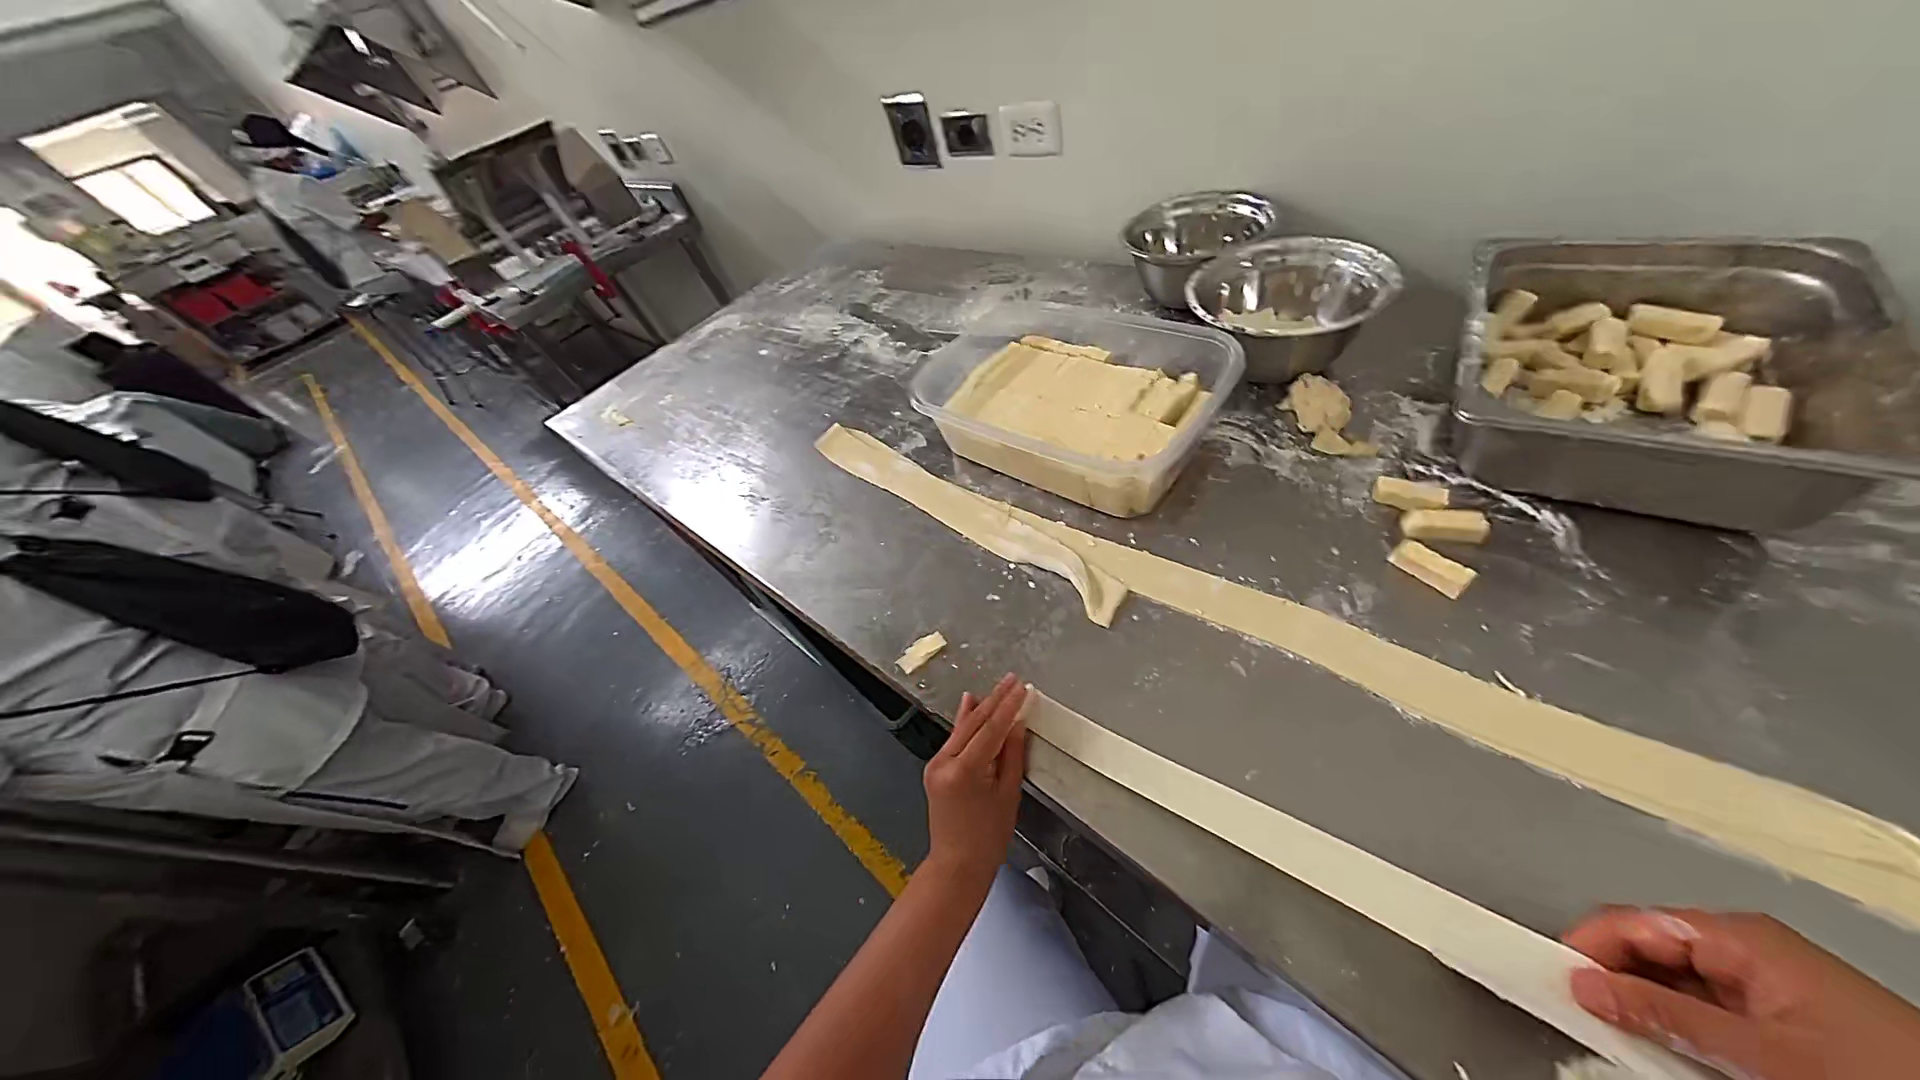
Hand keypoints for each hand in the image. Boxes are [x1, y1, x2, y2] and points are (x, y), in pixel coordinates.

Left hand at [923, 674, 1027, 880]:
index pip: (991, 729)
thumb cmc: (989, 837)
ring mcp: (935, 764)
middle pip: (974, 723)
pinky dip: (966, 723)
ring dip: (981, 708)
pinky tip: (970, 703)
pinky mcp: (934, 769)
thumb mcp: (1008, 795)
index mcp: (964, 770)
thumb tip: (1016, 724)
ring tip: (998, 686)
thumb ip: (1012, 756)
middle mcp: (944, 762)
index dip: (1008, 706)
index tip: (1022, 688)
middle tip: (1012, 680)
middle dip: (995, 700)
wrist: (956, 864)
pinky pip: (954, 740)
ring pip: (962, 729)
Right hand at [1563, 908, 1919, 1079]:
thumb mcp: (1761, 1052)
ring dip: (1647, 1006)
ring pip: (1672, 979)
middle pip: (1647, 947)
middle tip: (1591, 1017)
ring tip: (1634, 1038)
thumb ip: (1665, 1014)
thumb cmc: (1880, 1074)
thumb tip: (1582, 986)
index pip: (1628, 922)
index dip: (1586, 948)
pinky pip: (1704, 1004)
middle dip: (1615, 979)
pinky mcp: (1778, 1011)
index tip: (1555, 979)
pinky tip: (1674, 1047)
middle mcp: (1743, 946)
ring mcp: (1764, 980)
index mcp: (1735, 935)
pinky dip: (1679, 1023)